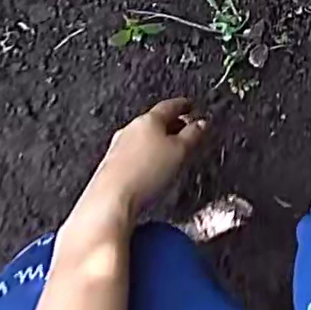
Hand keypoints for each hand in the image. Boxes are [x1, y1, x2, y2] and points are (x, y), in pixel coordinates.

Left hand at [77, 98, 207, 219]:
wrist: (109, 204)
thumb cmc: (143, 174)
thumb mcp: (181, 150)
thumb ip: (194, 134)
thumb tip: (202, 124)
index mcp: (148, 120)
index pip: (170, 106)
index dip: (184, 106)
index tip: (190, 106)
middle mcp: (130, 130)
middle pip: (155, 122)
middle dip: (171, 125)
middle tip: (184, 129)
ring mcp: (116, 150)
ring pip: (142, 140)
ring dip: (157, 143)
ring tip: (169, 153)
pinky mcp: (108, 169)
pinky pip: (132, 157)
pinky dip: (144, 158)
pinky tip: (150, 170)